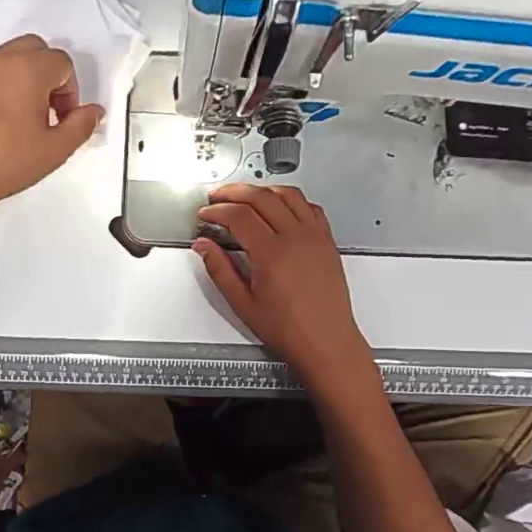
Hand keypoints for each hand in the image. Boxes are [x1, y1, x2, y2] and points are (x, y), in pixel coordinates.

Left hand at [0, 35, 101, 264]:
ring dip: (20, 79)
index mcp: (28, 70)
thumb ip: (81, 126)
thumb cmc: (1, 163)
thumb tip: (94, 112)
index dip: (70, 91)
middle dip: (47, 76)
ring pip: (5, 59)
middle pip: (34, 49)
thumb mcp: (55, 151)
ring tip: (19, 121)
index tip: (64, 119)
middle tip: (47, 112)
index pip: (62, 63)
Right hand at [193, 184, 374, 393]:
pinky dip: (292, 200)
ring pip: (288, 194)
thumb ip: (220, 270)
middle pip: (261, 196)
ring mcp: (315, 237)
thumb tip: (205, 247)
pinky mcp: (327, 242)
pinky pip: (311, 208)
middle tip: (218, 197)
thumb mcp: (244, 304)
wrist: (326, 342)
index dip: (217, 210)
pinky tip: (282, 206)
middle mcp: (296, 239)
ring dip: (263, 189)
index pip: (239, 215)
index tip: (206, 214)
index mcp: (272, 253)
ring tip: (247, 195)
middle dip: (234, 192)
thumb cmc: (291, 330)